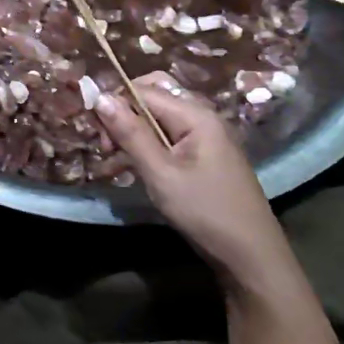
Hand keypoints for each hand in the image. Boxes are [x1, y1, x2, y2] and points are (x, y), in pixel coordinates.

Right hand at [95, 72, 294, 290]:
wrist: (249, 253)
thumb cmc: (204, 210)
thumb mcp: (160, 172)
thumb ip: (130, 133)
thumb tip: (99, 97)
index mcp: (197, 116)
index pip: (144, 91)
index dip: (114, 103)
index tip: (94, 131)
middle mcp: (203, 117)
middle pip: (154, 96)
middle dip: (123, 112)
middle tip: (105, 142)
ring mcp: (206, 136)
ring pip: (159, 116)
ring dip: (133, 129)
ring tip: (116, 156)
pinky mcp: (204, 153)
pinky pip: (169, 133)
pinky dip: (147, 141)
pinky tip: (136, 162)